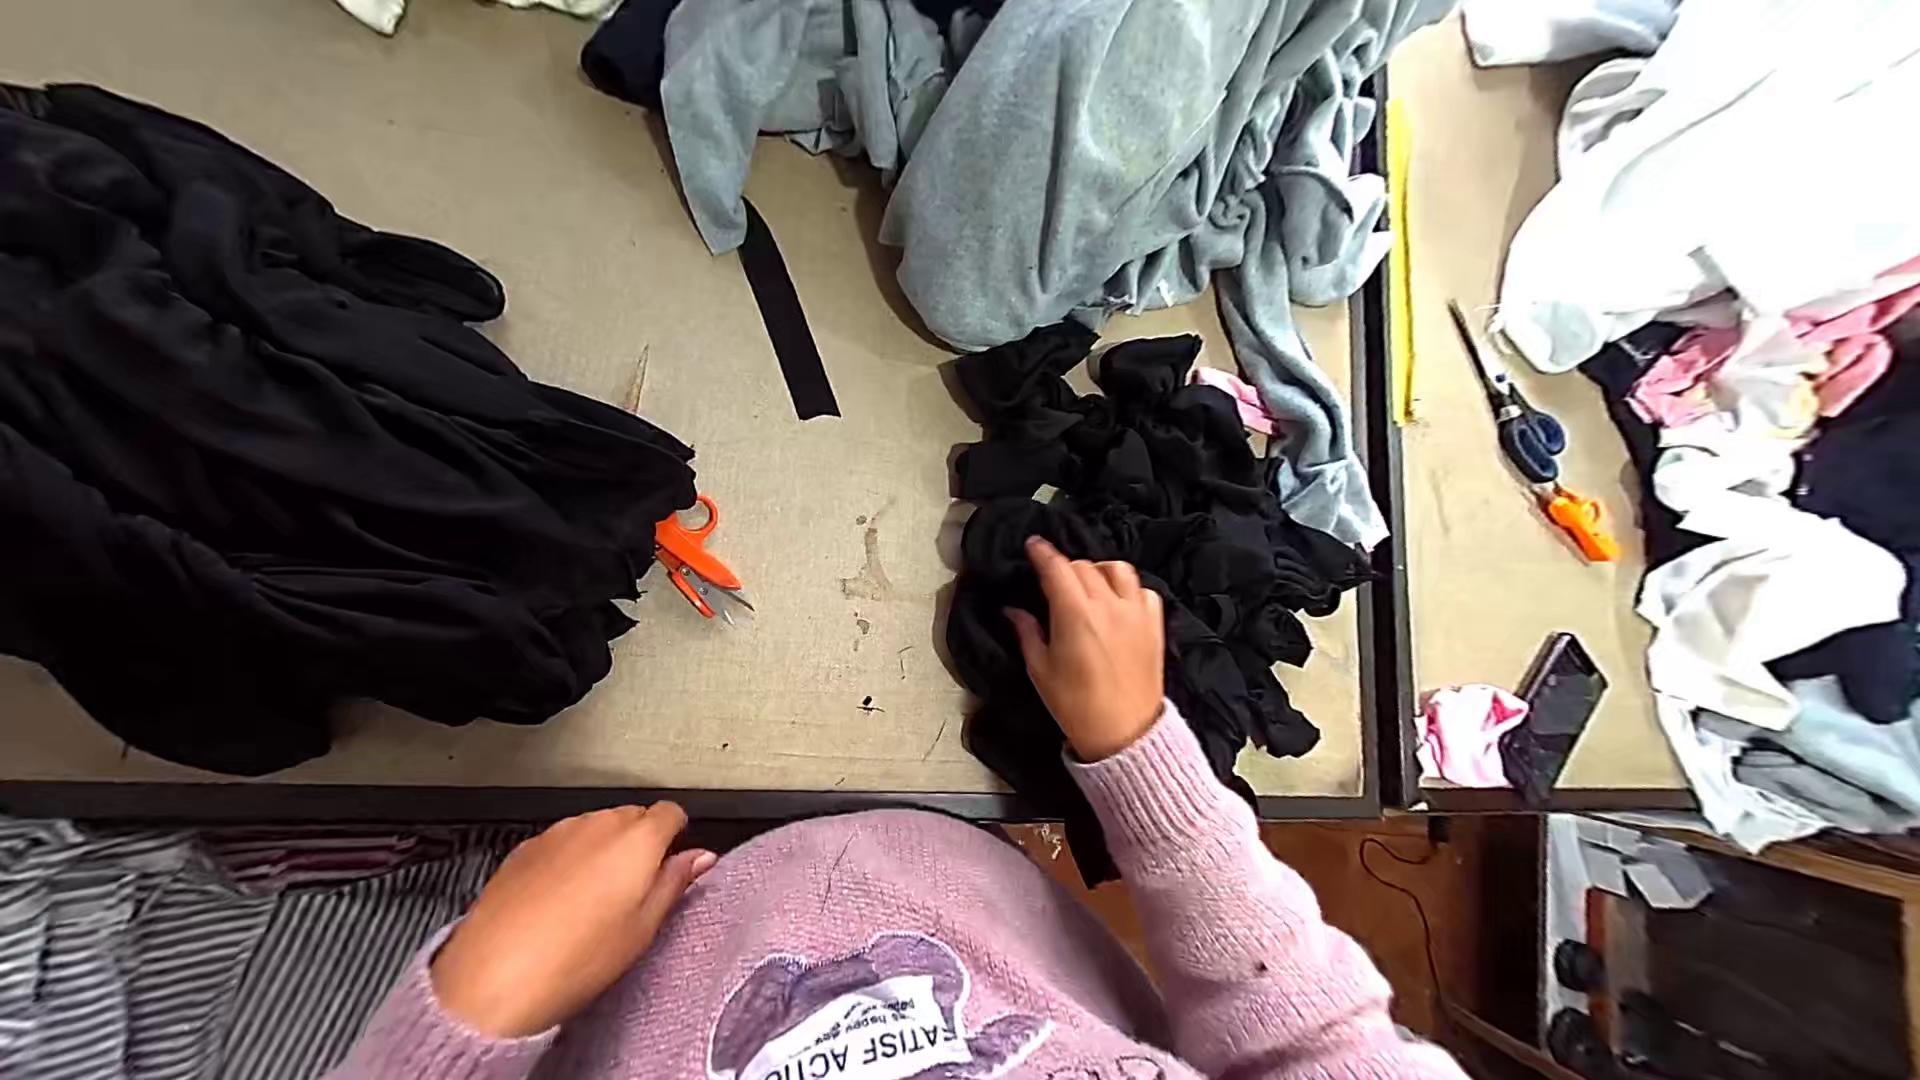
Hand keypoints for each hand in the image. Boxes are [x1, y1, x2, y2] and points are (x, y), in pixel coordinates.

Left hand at [429, 803, 715, 1037]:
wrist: (486, 985)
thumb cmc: (571, 960)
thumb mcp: (642, 928)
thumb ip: (675, 882)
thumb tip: (700, 858)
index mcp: (639, 838)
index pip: (672, 812)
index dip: (675, 835)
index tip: (670, 860)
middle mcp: (601, 823)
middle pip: (634, 817)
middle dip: (638, 843)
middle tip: (630, 888)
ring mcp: (559, 833)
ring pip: (596, 827)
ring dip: (601, 848)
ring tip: (588, 898)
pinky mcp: (524, 848)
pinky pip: (560, 842)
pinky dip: (566, 859)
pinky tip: (555, 899)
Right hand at [1005, 536, 1164, 761]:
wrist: (1125, 735)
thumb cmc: (1079, 707)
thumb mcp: (1040, 669)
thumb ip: (1026, 632)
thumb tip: (1013, 611)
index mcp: (1075, 615)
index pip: (1056, 567)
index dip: (1042, 552)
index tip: (1034, 546)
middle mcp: (1108, 606)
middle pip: (1083, 565)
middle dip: (1064, 567)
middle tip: (1053, 581)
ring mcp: (1134, 614)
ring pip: (1117, 569)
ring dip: (1098, 570)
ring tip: (1088, 584)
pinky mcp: (1153, 626)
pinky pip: (1144, 590)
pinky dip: (1129, 588)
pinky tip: (1117, 601)